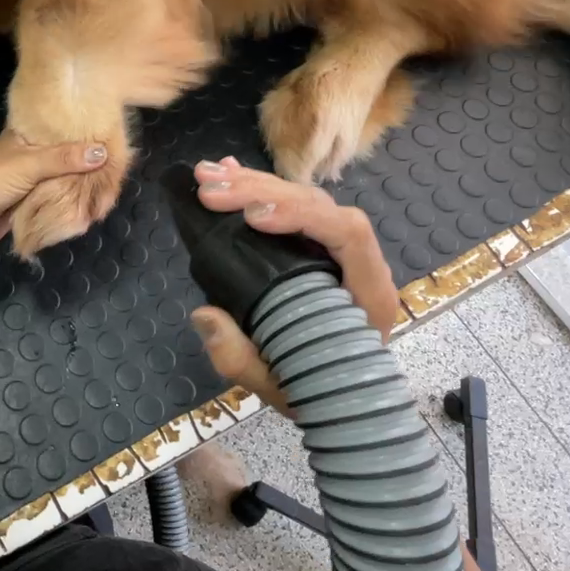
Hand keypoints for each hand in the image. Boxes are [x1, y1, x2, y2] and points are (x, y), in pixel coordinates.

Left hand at [0, 131, 110, 251]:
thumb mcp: (30, 164)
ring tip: (109, 182)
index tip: (108, 130)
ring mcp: (30, 175)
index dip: (80, 125)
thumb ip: (65, 158)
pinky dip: (71, 195)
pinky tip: (91, 198)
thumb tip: (104, 152)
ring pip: (63, 174)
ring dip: (80, 180)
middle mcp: (29, 150)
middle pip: (64, 151)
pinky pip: (58, 193)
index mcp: (24, 132)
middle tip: (116, 163)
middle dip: (85, 158)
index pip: (58, 123)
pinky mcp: (32, 197)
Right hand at [184, 157, 399, 413]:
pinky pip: (288, 206)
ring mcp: (333, 251)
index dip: (303, 215)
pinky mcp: (311, 247)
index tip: (253, 217)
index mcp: (366, 295)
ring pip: (300, 198)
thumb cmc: (316, 394)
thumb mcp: (276, 388)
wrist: (339, 401)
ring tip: (205, 175)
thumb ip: (240, 358)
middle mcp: (355, 263)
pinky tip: (226, 170)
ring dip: (251, 183)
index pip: (349, 233)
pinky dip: (255, 186)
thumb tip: (203, 314)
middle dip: (261, 192)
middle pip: (318, 205)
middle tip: (209, 191)